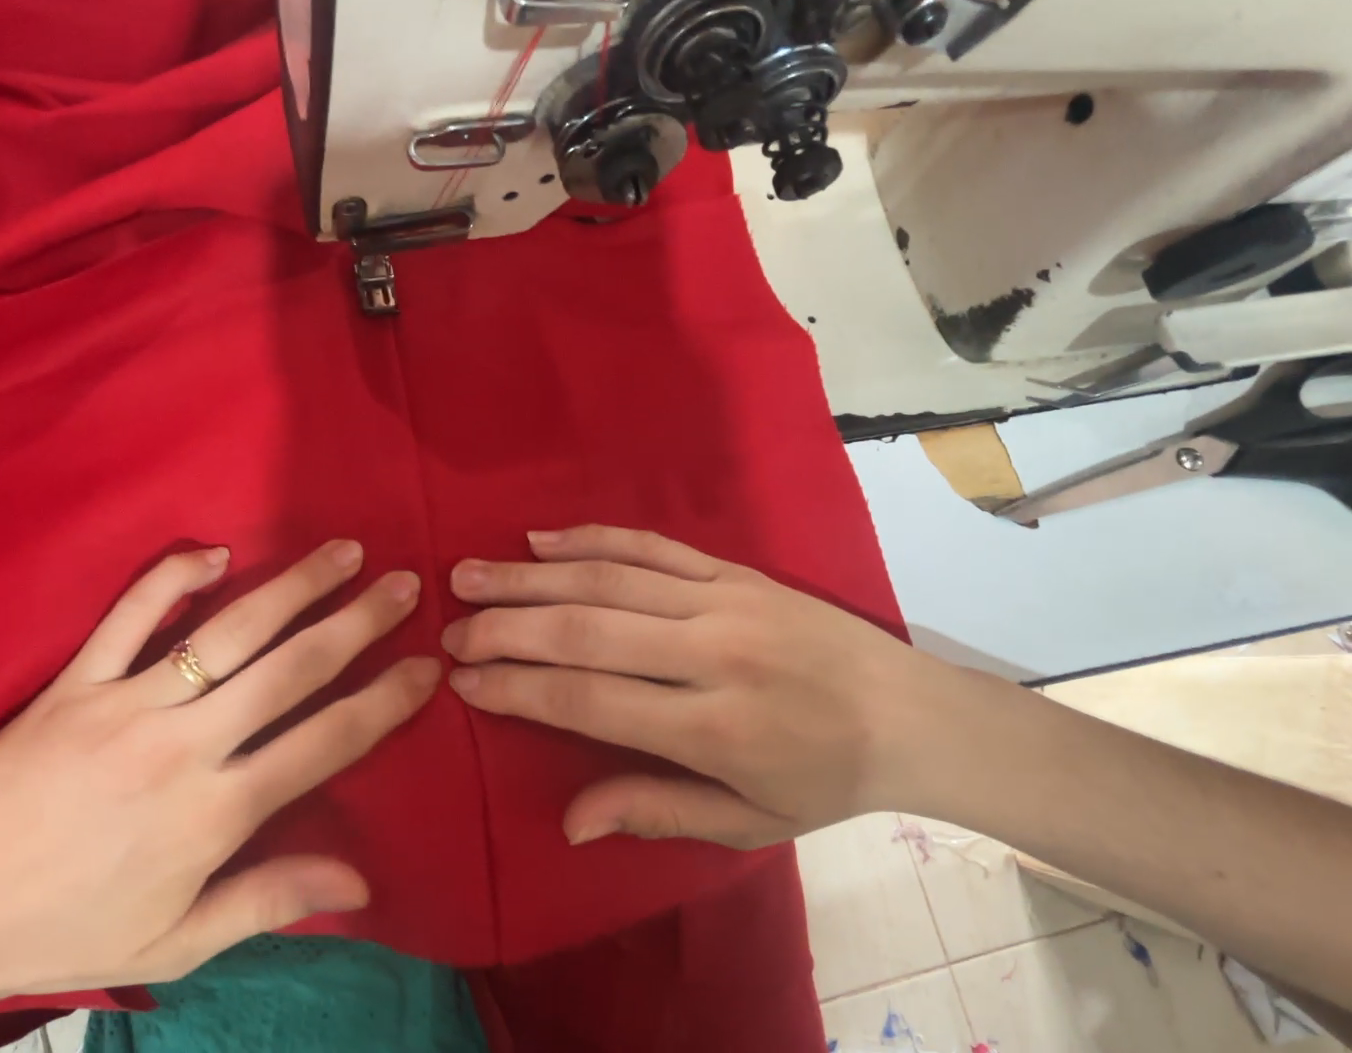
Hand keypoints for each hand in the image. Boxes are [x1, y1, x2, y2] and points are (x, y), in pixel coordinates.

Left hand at [0, 541, 436, 1005]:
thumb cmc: (67, 931)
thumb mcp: (176, 943)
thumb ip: (269, 901)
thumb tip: (363, 880)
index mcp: (214, 814)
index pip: (325, 742)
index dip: (384, 701)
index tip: (426, 666)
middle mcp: (182, 745)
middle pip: (289, 669)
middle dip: (356, 623)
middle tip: (402, 584)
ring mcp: (125, 703)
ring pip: (227, 631)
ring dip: (293, 587)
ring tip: (342, 553)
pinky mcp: (73, 682)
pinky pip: (129, 616)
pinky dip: (172, 578)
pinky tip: (218, 553)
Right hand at [443, 525, 971, 848]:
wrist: (914, 715)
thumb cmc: (823, 781)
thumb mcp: (746, 823)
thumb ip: (653, 811)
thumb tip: (568, 823)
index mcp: (713, 729)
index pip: (588, 700)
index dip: (516, 689)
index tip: (461, 682)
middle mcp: (711, 654)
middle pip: (585, 631)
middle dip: (504, 629)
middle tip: (447, 631)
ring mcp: (724, 600)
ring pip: (607, 580)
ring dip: (529, 576)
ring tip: (468, 575)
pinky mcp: (735, 569)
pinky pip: (650, 545)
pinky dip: (590, 539)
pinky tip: (539, 538)